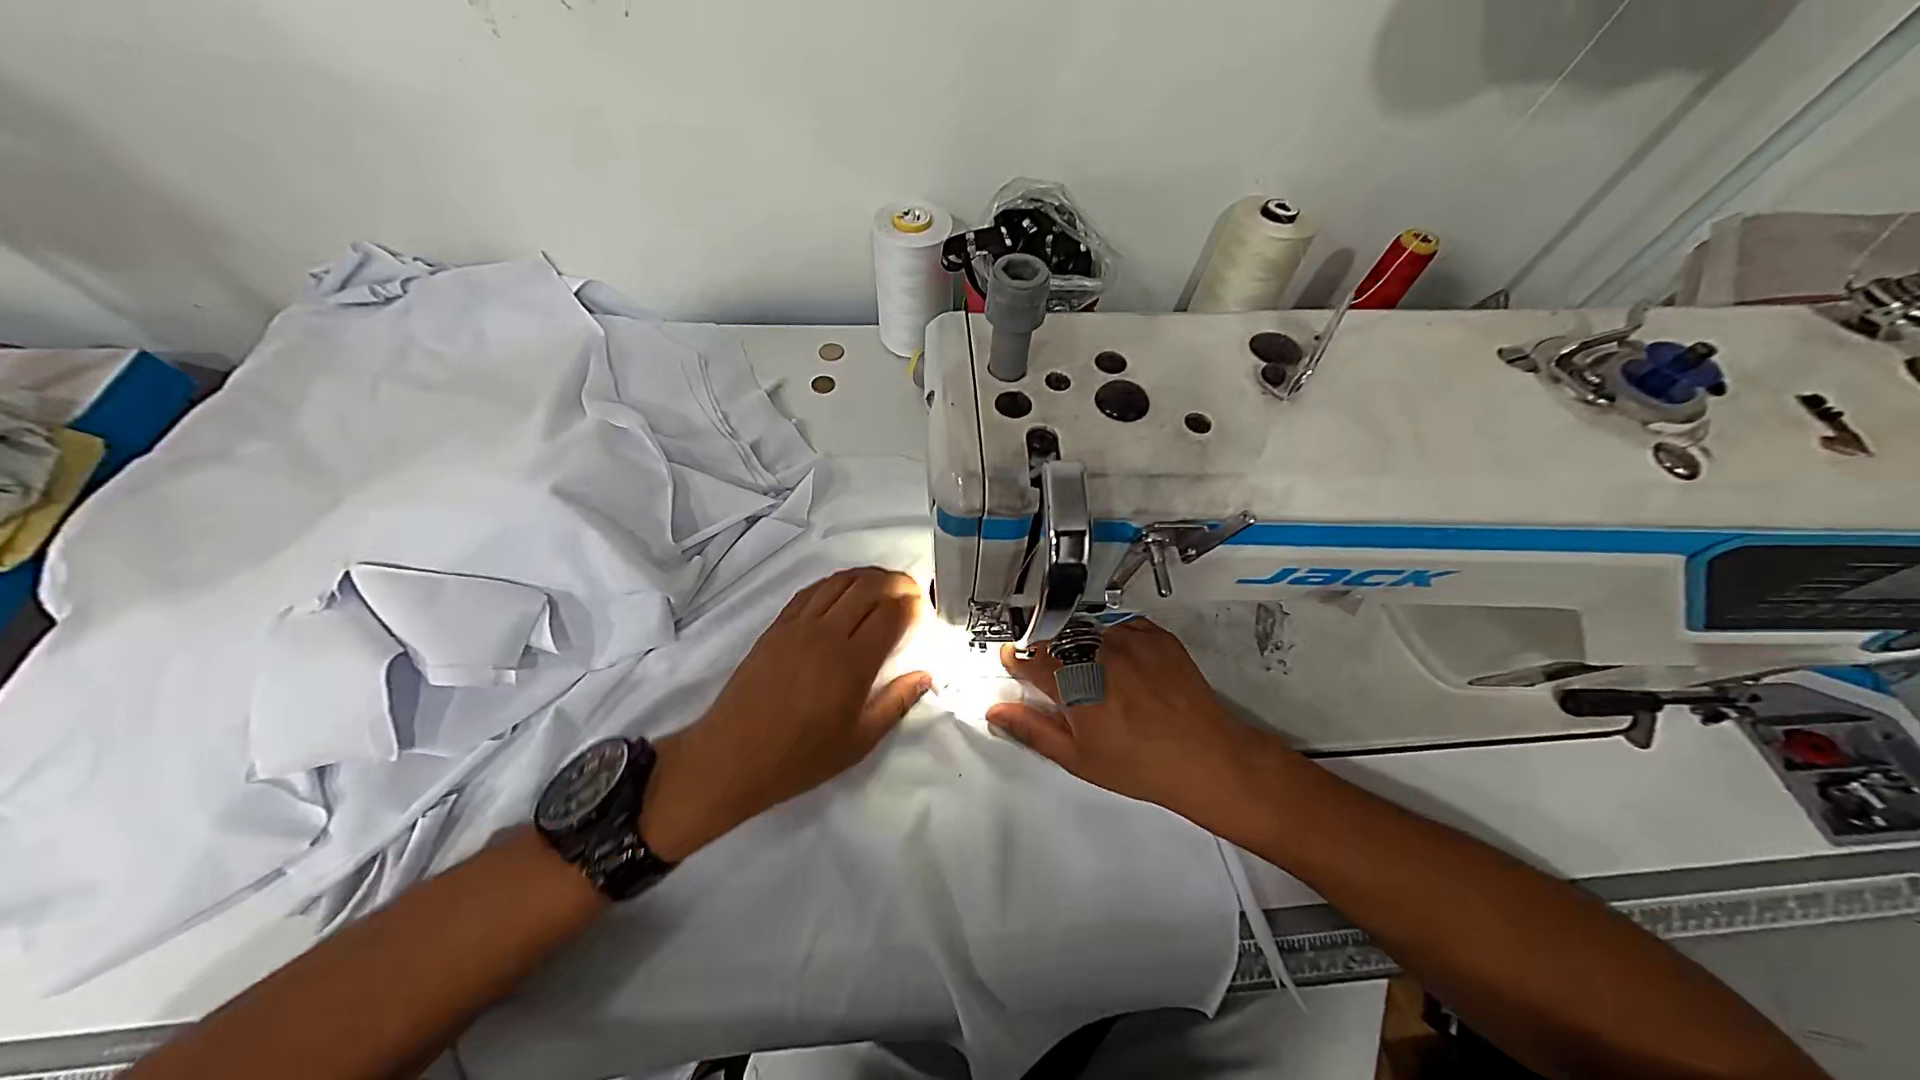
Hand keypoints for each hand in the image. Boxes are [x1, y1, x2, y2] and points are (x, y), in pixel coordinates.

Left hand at [641, 567, 931, 860]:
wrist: (733, 757)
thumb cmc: (800, 757)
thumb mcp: (859, 742)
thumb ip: (896, 703)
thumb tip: (924, 675)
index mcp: (853, 663)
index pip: (892, 614)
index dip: (914, 606)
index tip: (925, 612)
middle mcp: (827, 634)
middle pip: (869, 587)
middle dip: (898, 583)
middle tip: (913, 592)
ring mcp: (798, 626)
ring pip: (840, 582)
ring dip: (868, 576)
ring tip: (885, 585)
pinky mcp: (776, 627)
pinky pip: (811, 591)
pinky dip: (834, 582)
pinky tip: (844, 590)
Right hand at [985, 618, 1284, 832]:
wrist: (1205, 757)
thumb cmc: (1143, 763)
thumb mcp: (1077, 757)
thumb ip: (1032, 729)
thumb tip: (998, 713)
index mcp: (1074, 684)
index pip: (1030, 659)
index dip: (1018, 660)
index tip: (1014, 661)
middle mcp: (1099, 654)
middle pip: (1056, 640)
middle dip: (1048, 654)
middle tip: (1058, 679)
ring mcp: (1130, 640)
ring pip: (1086, 629)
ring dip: (1078, 644)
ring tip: (1092, 674)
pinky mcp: (1155, 636)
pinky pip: (1119, 624)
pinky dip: (1110, 638)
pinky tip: (1118, 663)